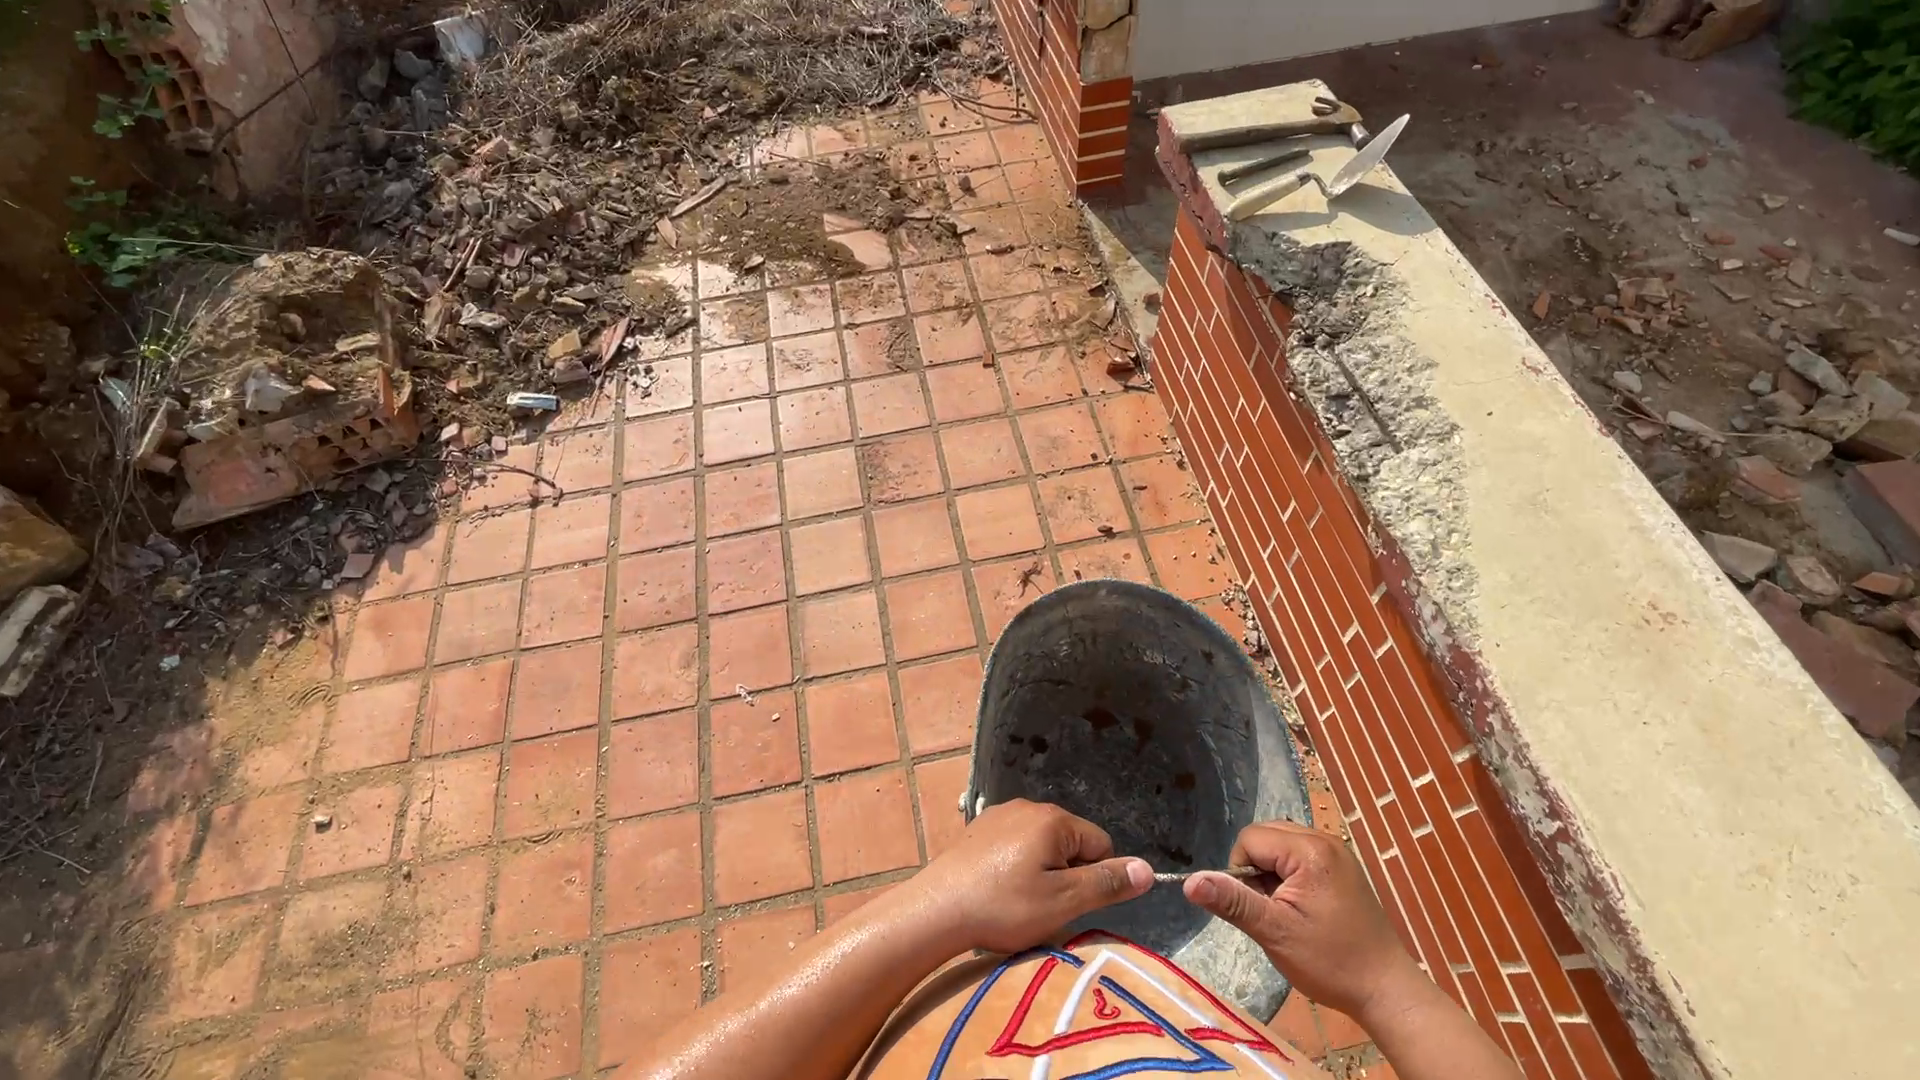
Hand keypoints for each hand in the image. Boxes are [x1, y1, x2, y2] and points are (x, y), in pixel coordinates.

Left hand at [901, 800, 1152, 953]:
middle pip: (1070, 843)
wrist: (937, 909)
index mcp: (1054, 819)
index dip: (1093, 879)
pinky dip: (1014, 867)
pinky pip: (1015, 846)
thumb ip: (1106, 884)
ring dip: (1040, 873)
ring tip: (1016, 903)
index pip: (1101, 844)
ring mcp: (1000, 815)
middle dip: (1065, 875)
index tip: (1067, 903)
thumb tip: (1148, 870)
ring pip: (1042, 846)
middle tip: (1041, 907)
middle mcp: (1029, 806)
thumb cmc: (1004, 906)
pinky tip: (995, 890)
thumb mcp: (1063, 902)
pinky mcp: (979, 830)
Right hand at [1182, 821, 1419, 1021]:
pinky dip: (1290, 874)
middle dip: (1257, 868)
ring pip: (1280, 843)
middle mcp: (1324, 839)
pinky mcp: (1343, 866)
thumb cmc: (1330, 962)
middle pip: (1265, 835)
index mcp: (1309, 850)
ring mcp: (1337, 851)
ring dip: (1272, 871)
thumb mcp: (1274, 933)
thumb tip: (1189, 883)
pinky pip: (1300, 854)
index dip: (1241, 871)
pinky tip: (1303, 907)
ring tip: (1287, 909)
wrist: (1387, 990)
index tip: (1259, 908)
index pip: (1250, 839)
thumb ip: (1232, 901)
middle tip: (1273, 909)